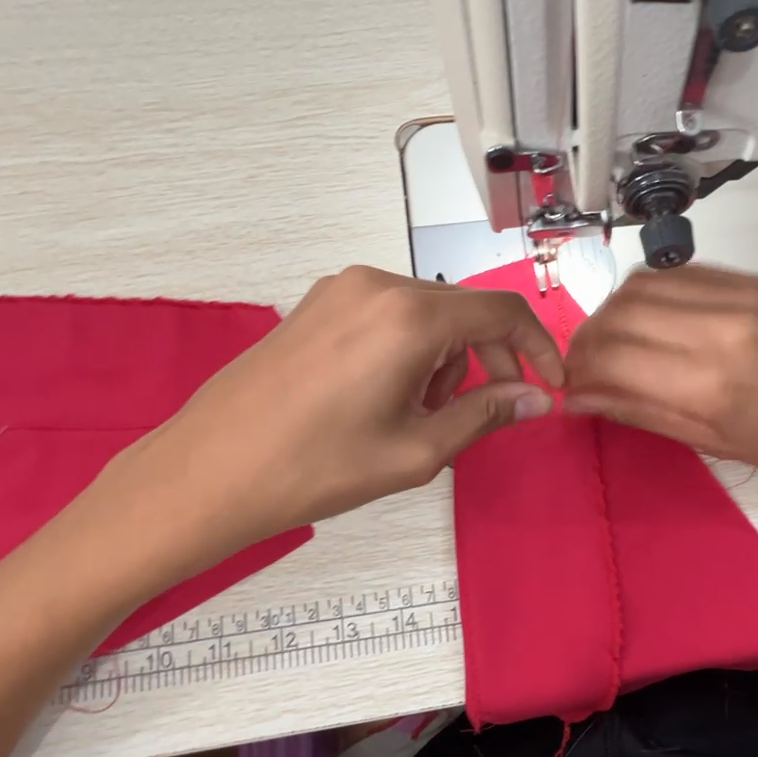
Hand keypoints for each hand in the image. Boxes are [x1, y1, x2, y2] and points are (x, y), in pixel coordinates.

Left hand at [117, 266, 562, 563]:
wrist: (209, 471)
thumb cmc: (318, 468)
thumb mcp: (418, 450)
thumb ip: (486, 414)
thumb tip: (537, 400)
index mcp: (409, 316)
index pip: (502, 312)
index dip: (538, 349)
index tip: (549, 388)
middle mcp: (377, 285)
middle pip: (465, 309)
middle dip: (491, 359)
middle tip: (490, 413)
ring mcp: (341, 290)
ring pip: (428, 313)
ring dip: (447, 359)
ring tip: (423, 415)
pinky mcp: (317, 304)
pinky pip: (390, 315)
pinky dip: (411, 350)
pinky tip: (390, 396)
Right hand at [565, 266, 757, 484]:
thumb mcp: (711, 442)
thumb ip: (641, 412)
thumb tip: (582, 397)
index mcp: (708, 383)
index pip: (613, 359)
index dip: (580, 371)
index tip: (572, 385)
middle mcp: (717, 328)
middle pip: (620, 314)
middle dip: (588, 339)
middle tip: (584, 363)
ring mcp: (737, 296)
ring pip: (644, 284)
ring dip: (614, 311)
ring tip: (613, 339)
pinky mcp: (752, 280)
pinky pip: (681, 274)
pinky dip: (651, 294)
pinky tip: (650, 318)